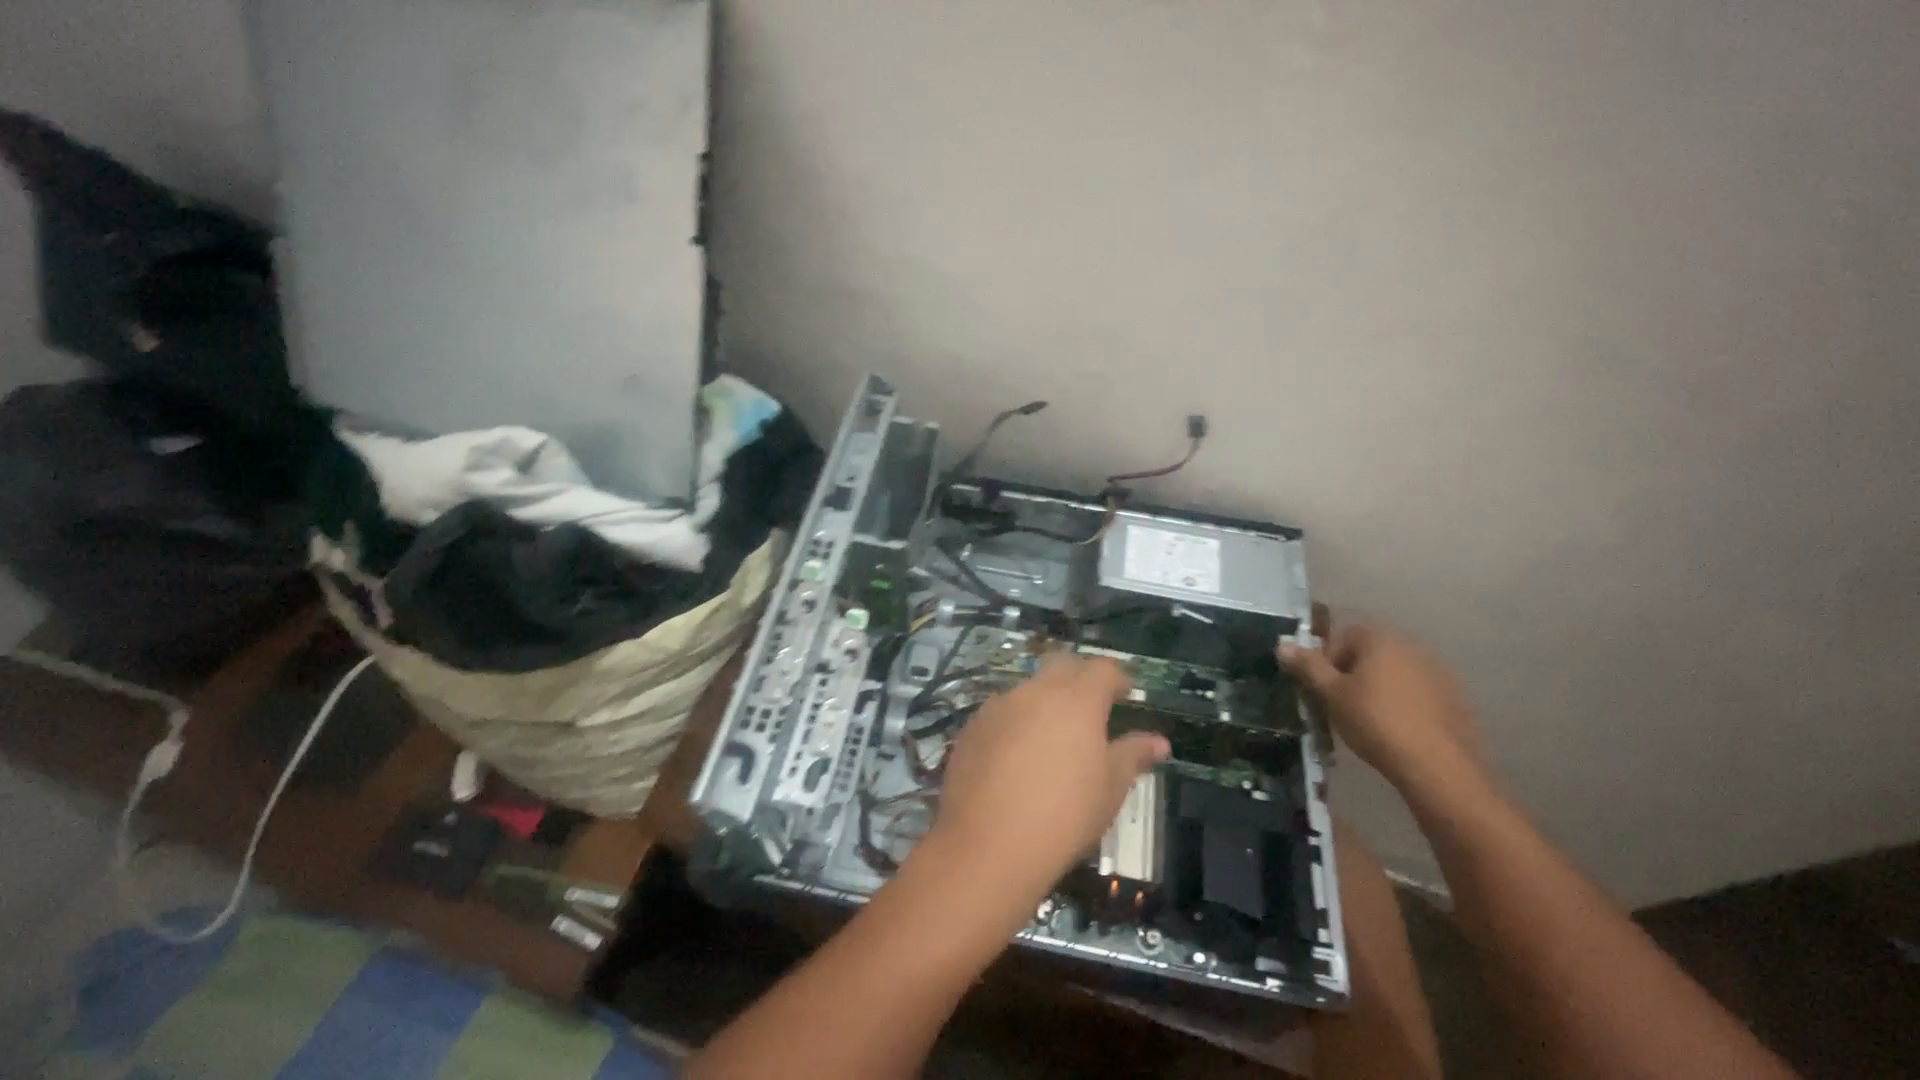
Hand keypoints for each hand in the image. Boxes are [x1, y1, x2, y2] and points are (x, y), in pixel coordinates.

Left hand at [928, 654, 1169, 890]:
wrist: (989, 845)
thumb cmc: (1065, 815)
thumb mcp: (1111, 788)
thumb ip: (1133, 755)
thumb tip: (1158, 741)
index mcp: (1076, 700)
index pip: (1103, 669)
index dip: (1118, 679)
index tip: (1127, 695)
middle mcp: (1034, 692)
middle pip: (1062, 667)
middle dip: (1081, 678)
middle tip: (1093, 707)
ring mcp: (997, 708)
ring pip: (1027, 690)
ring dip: (1044, 701)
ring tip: (1054, 735)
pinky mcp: (970, 730)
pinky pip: (1000, 714)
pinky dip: (1015, 723)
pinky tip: (1017, 756)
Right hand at [1279, 625, 1484, 794]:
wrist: (1436, 763)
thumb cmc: (1374, 721)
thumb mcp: (1331, 695)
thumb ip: (1308, 667)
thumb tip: (1281, 644)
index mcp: (1380, 638)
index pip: (1343, 638)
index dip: (1328, 663)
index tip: (1324, 691)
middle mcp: (1411, 645)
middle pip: (1370, 654)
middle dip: (1353, 675)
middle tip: (1342, 707)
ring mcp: (1437, 670)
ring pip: (1395, 674)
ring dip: (1379, 689)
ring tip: (1371, 722)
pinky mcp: (1453, 696)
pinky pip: (1418, 692)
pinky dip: (1404, 704)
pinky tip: (1399, 731)